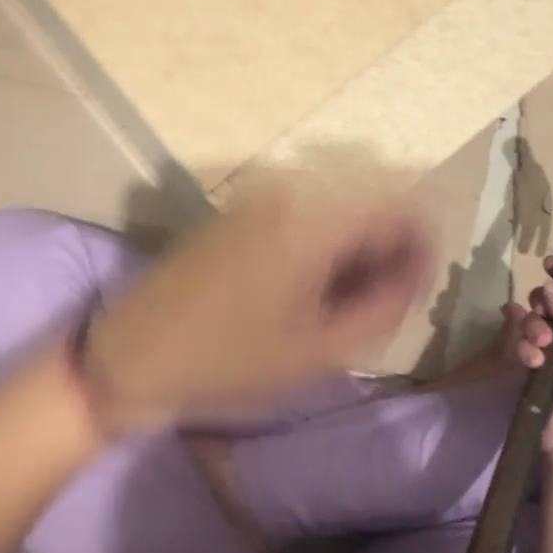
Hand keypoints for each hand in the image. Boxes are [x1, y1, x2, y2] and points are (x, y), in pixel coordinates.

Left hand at [82, 183, 433, 432]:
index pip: (405, 203)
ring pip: (339, 207)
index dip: (423, 246)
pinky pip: (305, 213)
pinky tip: (306, 292)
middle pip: (372, 200)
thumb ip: (382, 308)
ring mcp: (259, 195)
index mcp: (313, 217)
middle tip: (376, 307)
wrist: (129, 357)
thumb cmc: (225, 363)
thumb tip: (416, 275)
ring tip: (339, 306)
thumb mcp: (317, 352)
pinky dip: (323, 245)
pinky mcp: (239, 210)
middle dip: (388, 250)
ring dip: (356, 250)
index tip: (414, 294)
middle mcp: (289, 189)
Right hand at [504, 253, 552, 462]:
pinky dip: (523, 348)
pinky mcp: (535, 367)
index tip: (548, 262)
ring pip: (534, 322)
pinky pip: (522, 344)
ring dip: (532, 330)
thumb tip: (549, 286)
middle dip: (543, 306)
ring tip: (537, 350)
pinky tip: (528, 359)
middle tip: (543, 318)